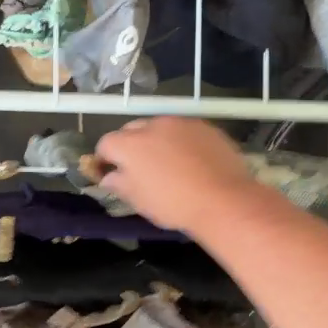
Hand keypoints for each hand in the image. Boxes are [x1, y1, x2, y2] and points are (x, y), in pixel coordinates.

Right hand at [96, 117, 256, 232]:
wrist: (223, 200)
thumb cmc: (173, 204)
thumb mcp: (138, 201)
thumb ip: (118, 183)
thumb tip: (108, 176)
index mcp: (129, 144)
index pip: (105, 143)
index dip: (105, 158)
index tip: (110, 172)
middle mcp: (152, 125)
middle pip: (131, 130)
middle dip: (130, 145)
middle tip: (139, 168)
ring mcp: (180, 123)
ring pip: (159, 127)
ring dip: (156, 140)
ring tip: (168, 163)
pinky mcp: (204, 126)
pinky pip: (183, 130)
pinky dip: (180, 141)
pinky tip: (191, 160)